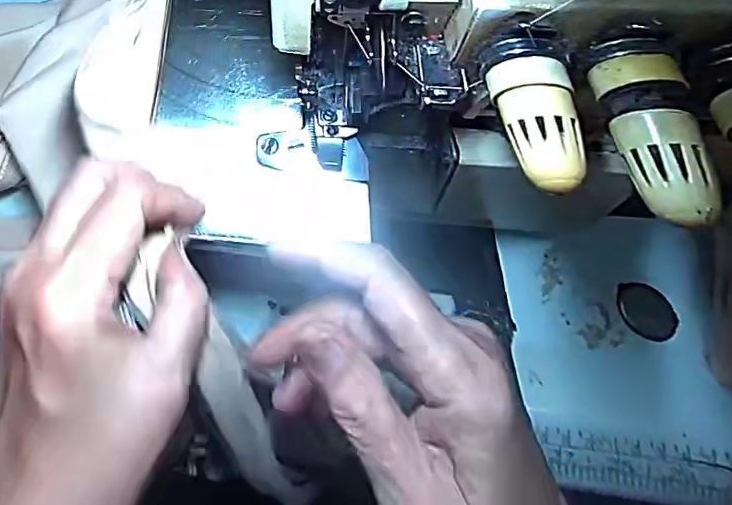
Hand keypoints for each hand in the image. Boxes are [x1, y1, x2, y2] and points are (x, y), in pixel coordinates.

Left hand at [0, 160, 210, 504]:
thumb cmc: (99, 452)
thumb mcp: (165, 379)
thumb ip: (184, 298)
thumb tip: (175, 249)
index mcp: (66, 290)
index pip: (122, 197)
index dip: (169, 194)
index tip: (198, 215)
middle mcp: (29, 268)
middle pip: (86, 175)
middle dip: (140, 179)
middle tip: (175, 209)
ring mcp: (13, 276)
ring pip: (70, 195)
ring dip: (118, 197)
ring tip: (156, 228)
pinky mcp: (12, 289)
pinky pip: (59, 226)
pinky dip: (97, 220)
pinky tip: (124, 252)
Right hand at [249, 244, 561, 504]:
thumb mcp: (411, 484)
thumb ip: (360, 404)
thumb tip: (310, 332)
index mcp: (465, 371)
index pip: (383, 281)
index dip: (326, 254)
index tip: (280, 250)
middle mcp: (464, 343)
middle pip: (365, 310)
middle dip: (310, 333)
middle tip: (266, 364)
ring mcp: (458, 350)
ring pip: (368, 328)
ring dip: (324, 356)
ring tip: (292, 398)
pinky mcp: (449, 363)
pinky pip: (385, 348)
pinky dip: (348, 367)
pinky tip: (323, 396)